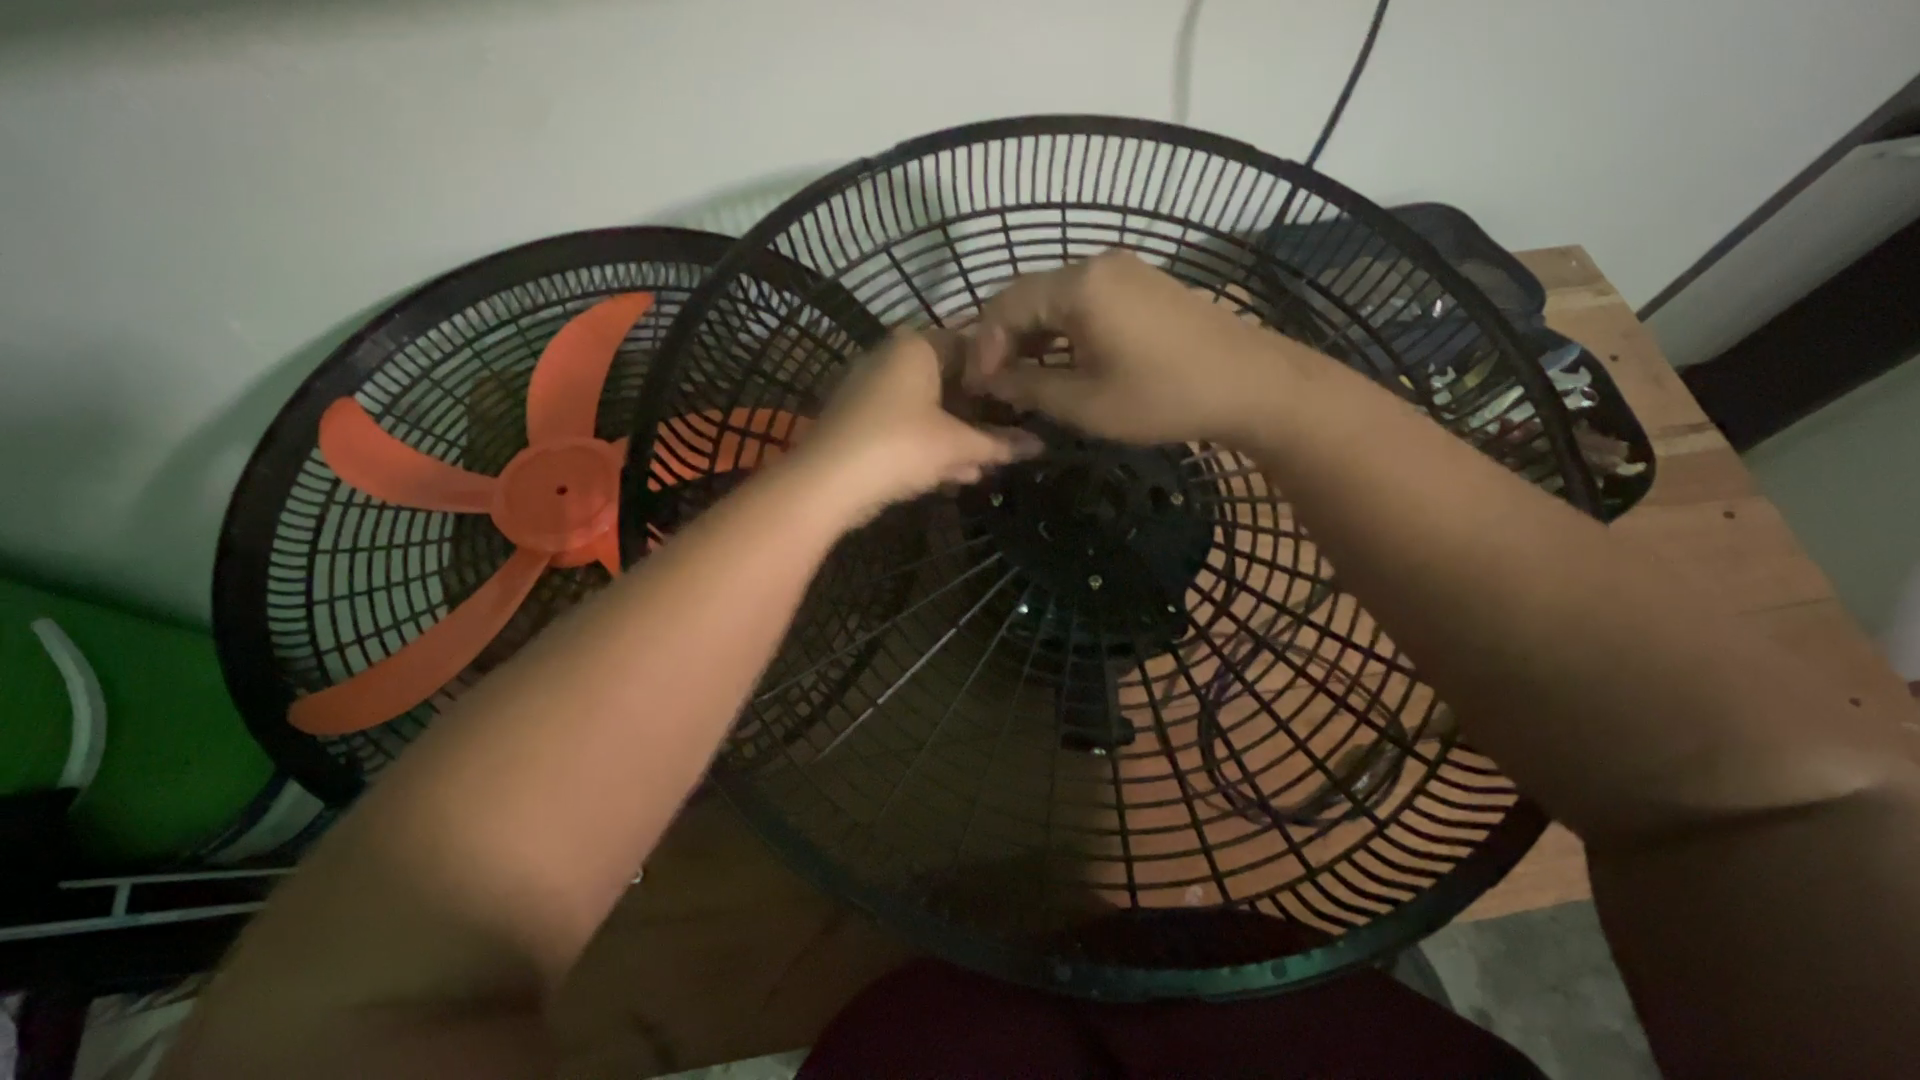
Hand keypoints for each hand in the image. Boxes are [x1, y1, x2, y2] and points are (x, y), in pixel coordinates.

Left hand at [793, 329, 1041, 520]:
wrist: (825, 483)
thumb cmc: (900, 446)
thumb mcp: (957, 446)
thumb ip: (999, 444)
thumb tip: (1040, 446)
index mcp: (916, 345)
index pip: (971, 346)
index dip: (999, 375)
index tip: (1022, 402)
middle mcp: (890, 357)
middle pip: (948, 381)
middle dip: (977, 415)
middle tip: (1007, 438)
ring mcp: (869, 389)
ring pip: (927, 409)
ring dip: (955, 437)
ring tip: (985, 466)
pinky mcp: (858, 421)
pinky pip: (904, 427)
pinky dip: (928, 446)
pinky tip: (954, 475)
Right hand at [963, 251, 1297, 445]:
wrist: (1250, 384)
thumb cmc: (1162, 397)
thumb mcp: (1085, 403)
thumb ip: (1028, 387)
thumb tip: (990, 382)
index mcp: (1078, 286)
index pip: (1006, 305)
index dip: (983, 346)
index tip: (976, 386)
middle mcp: (1097, 264)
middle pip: (1029, 294)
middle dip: (1003, 338)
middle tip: (992, 382)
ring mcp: (1125, 270)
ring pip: (1056, 297)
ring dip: (1032, 334)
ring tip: (1021, 376)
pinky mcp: (1143, 284)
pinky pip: (1085, 299)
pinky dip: (1062, 328)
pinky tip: (1060, 360)